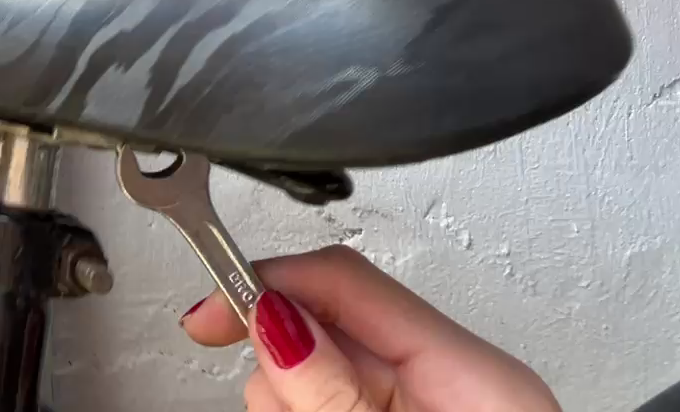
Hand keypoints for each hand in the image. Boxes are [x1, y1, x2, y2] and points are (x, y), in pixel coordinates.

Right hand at [181, 246, 559, 411]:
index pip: (345, 280)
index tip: (205, 321)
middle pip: (323, 328)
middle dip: (282, 377)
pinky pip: (327, 405)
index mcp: (475, 378)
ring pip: (314, 375)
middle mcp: (453, 384)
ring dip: (290, 409)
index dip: (265, 282)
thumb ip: (339, 401)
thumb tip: (273, 319)